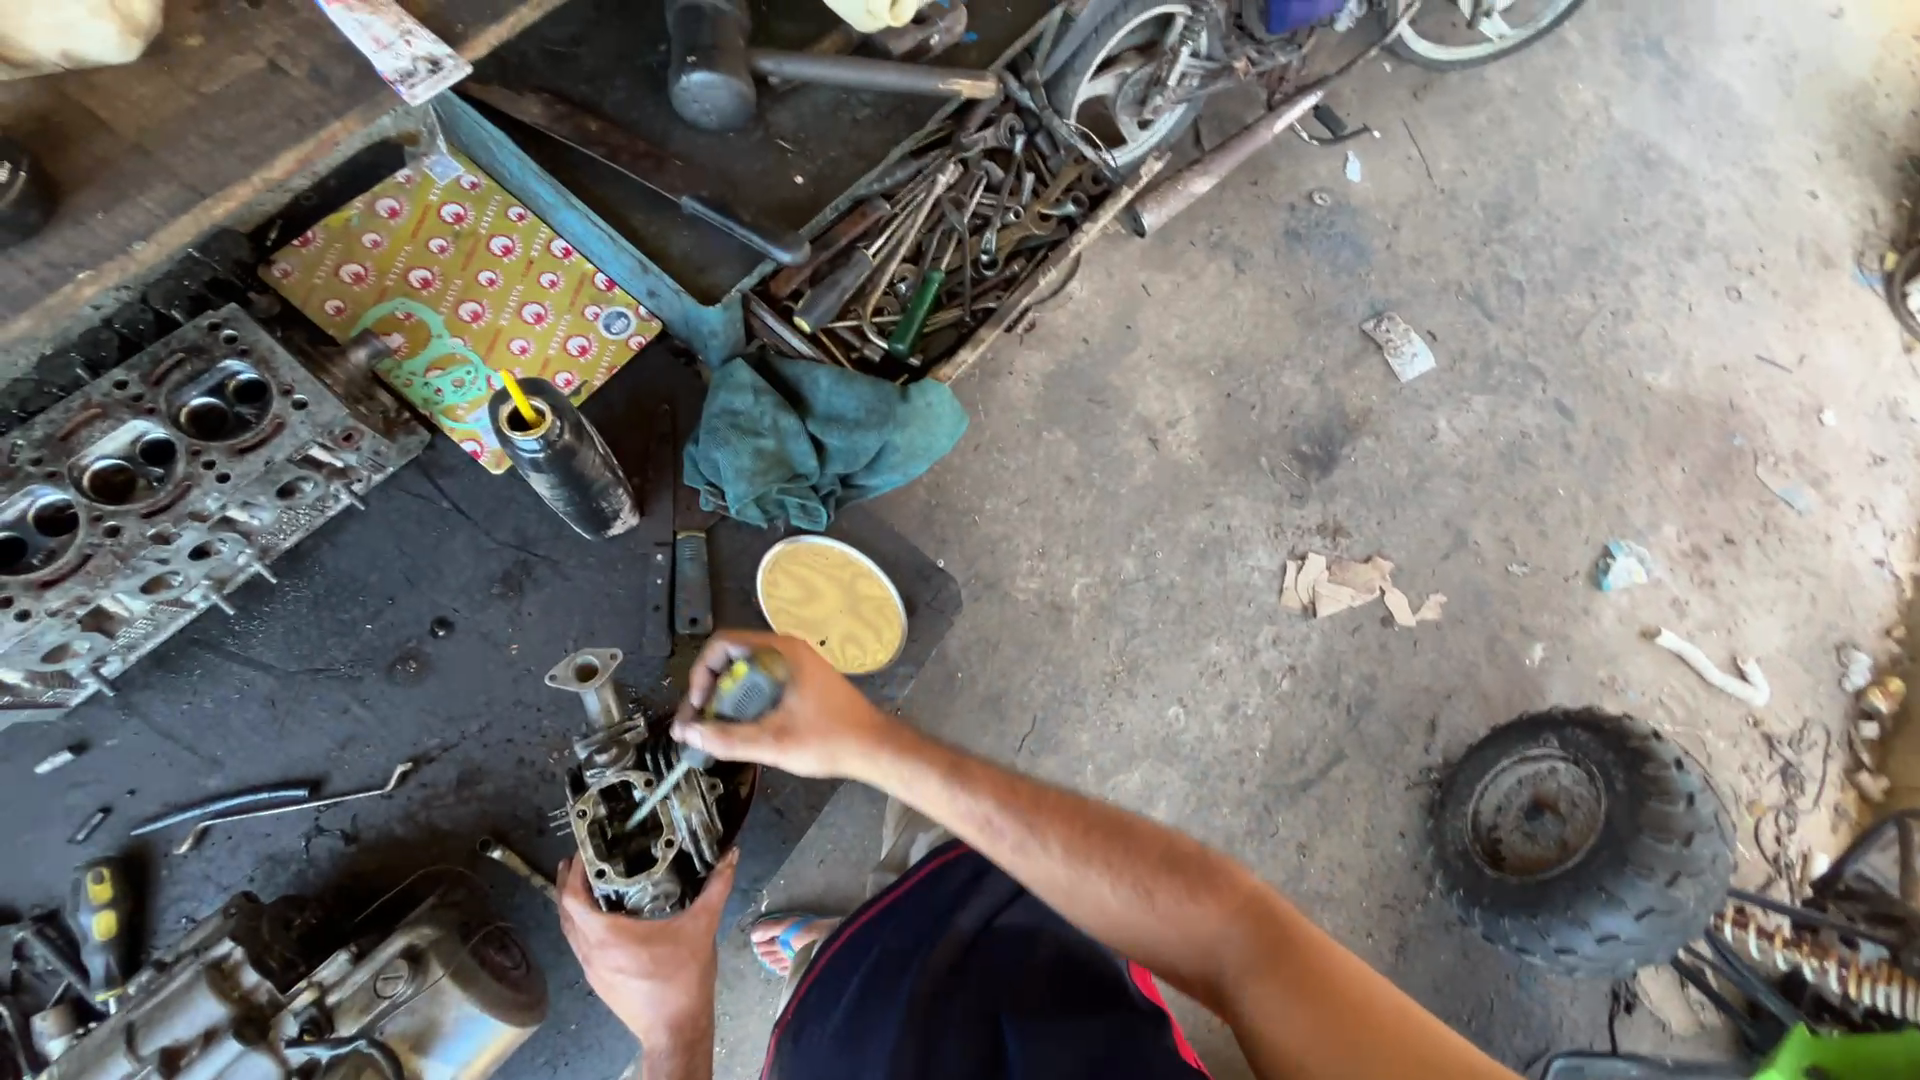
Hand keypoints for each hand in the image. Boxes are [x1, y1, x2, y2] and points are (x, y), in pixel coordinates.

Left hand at [556, 850, 735, 1050]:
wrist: (675, 1029)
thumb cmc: (683, 977)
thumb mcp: (702, 926)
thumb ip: (716, 887)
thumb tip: (731, 854)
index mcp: (608, 936)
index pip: (573, 900)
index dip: (572, 873)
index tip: (581, 850)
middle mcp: (591, 952)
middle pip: (565, 914)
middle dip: (568, 885)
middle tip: (580, 858)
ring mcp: (592, 970)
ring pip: (571, 932)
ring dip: (574, 906)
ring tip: (589, 882)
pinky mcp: (599, 981)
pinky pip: (581, 945)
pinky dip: (583, 925)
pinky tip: (603, 917)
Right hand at [671, 630, 905, 781]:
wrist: (874, 746)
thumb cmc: (828, 739)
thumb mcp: (773, 742)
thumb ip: (728, 738)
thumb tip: (687, 734)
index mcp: (781, 651)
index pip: (723, 644)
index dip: (701, 672)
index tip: (696, 705)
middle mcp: (785, 651)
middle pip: (732, 659)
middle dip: (708, 691)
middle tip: (696, 725)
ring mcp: (795, 665)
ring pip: (745, 674)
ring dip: (724, 700)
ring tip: (710, 732)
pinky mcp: (800, 682)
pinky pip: (761, 684)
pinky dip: (744, 703)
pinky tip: (737, 730)